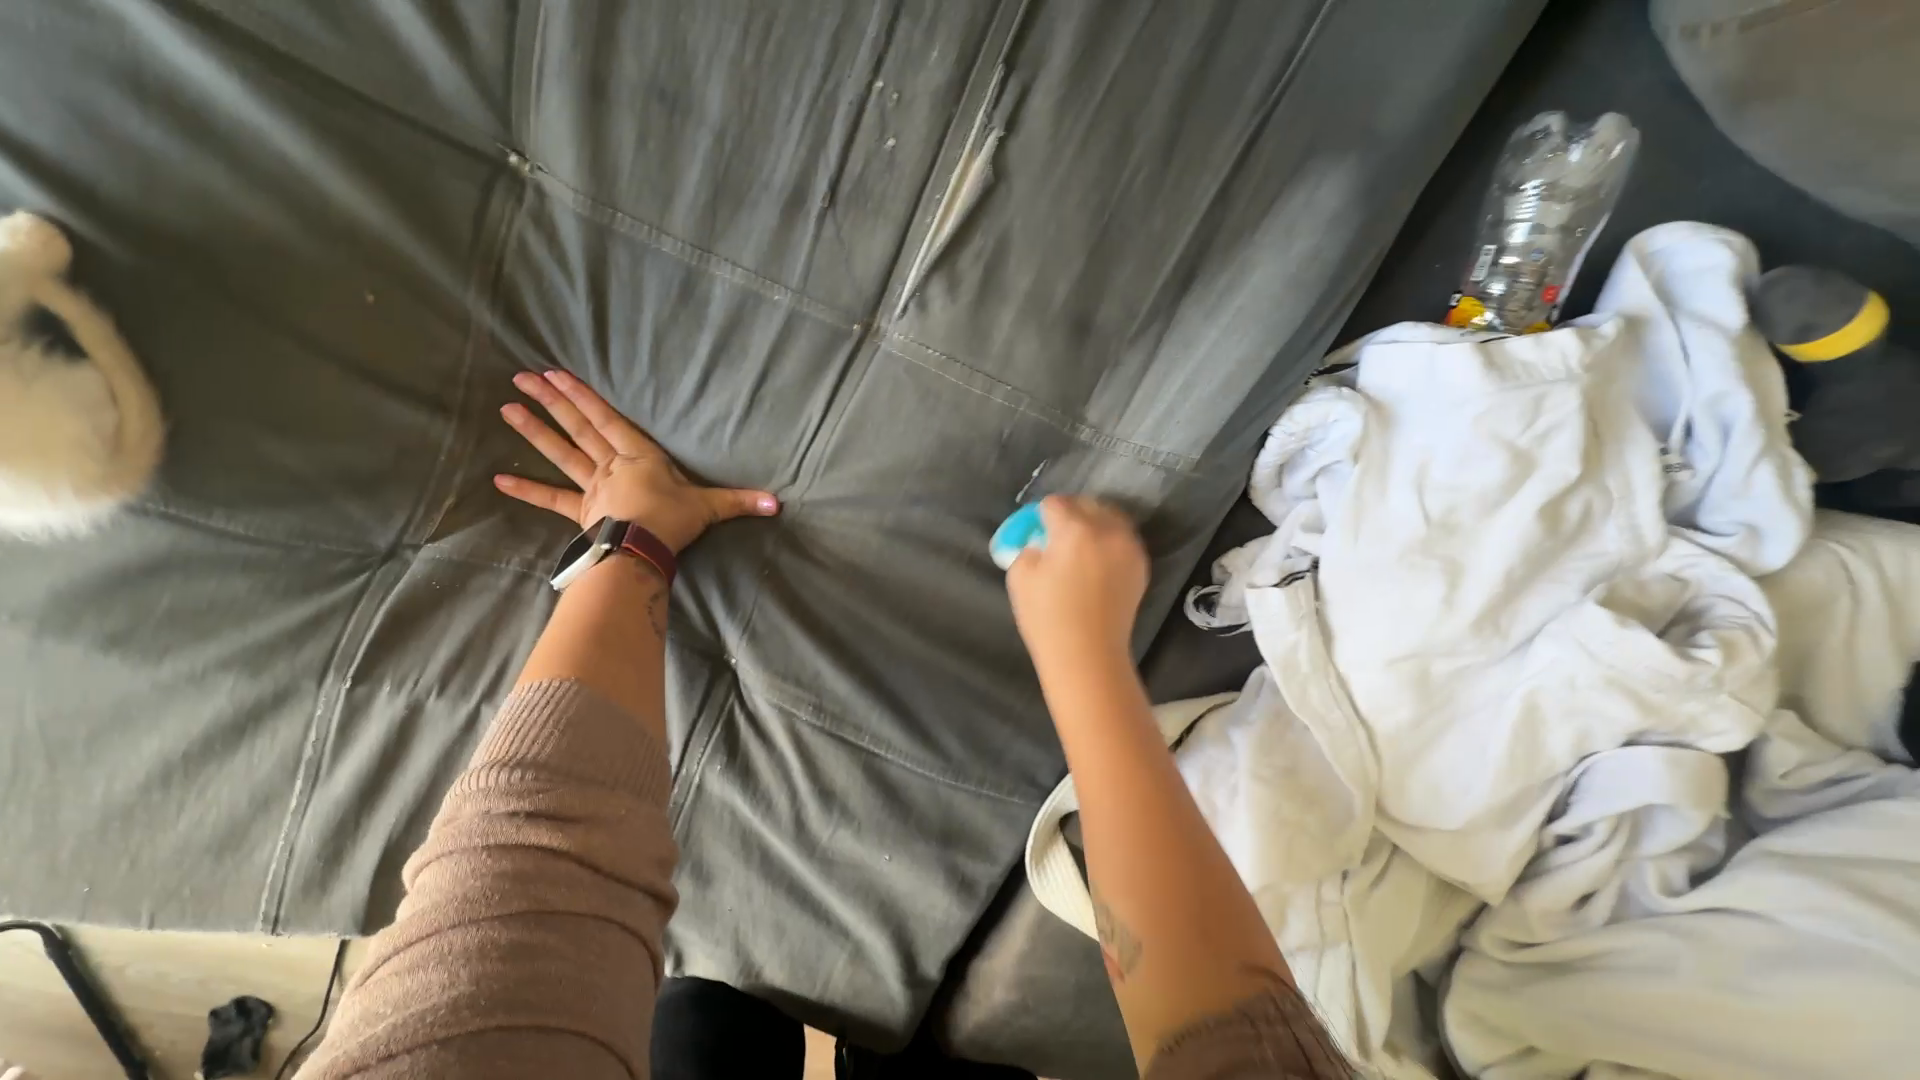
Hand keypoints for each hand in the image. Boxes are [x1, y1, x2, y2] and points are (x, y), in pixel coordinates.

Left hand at [494, 369, 778, 552]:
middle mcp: (610, 465)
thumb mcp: (711, 508)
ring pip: (560, 454)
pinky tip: (498, 480)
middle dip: (551, 401)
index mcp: (639, 456)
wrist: (642, 551)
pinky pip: (549, 500)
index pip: (608, 418)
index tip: (557, 373)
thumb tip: (778, 504)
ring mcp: (591, 488)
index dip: (584, 396)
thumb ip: (740, 502)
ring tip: (506, 408)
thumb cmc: (673, 522)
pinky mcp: (579, 513)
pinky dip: (525, 490)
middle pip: (578, 428)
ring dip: (533, 431)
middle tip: (522, 376)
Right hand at [1006, 496, 1148, 669]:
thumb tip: (1041, 542)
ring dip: (1094, 523)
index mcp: (1075, 529)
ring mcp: (1129, 547)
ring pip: (1111, 518)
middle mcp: (1107, 530)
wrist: (1088, 654)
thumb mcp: (1020, 577)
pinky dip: (1110, 541)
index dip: (1042, 516)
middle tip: (1057, 535)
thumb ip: (1028, 547)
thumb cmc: (1048, 617)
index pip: (1055, 503)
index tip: (1037, 532)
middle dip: (1071, 513)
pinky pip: (1124, 539)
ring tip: (1081, 546)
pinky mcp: (1141, 565)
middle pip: (1088, 504)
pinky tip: (1098, 561)